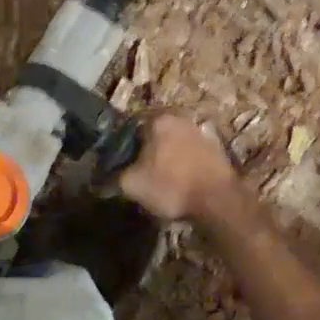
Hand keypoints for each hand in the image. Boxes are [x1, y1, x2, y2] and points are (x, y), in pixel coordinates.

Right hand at [117, 113, 241, 222]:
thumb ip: (114, 177)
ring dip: (164, 159)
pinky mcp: (216, 150)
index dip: (121, 148)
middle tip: (137, 174)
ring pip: (172, 145)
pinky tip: (178, 184)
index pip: (129, 127)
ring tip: (158, 182)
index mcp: (158, 119)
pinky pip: (189, 155)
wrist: (218, 200)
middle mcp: (180, 119)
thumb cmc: (171, 186)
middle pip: (153, 135)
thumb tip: (101, 180)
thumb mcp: (132, 185)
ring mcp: (201, 133)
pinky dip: (181, 166)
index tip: (119, 165)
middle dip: (144, 153)